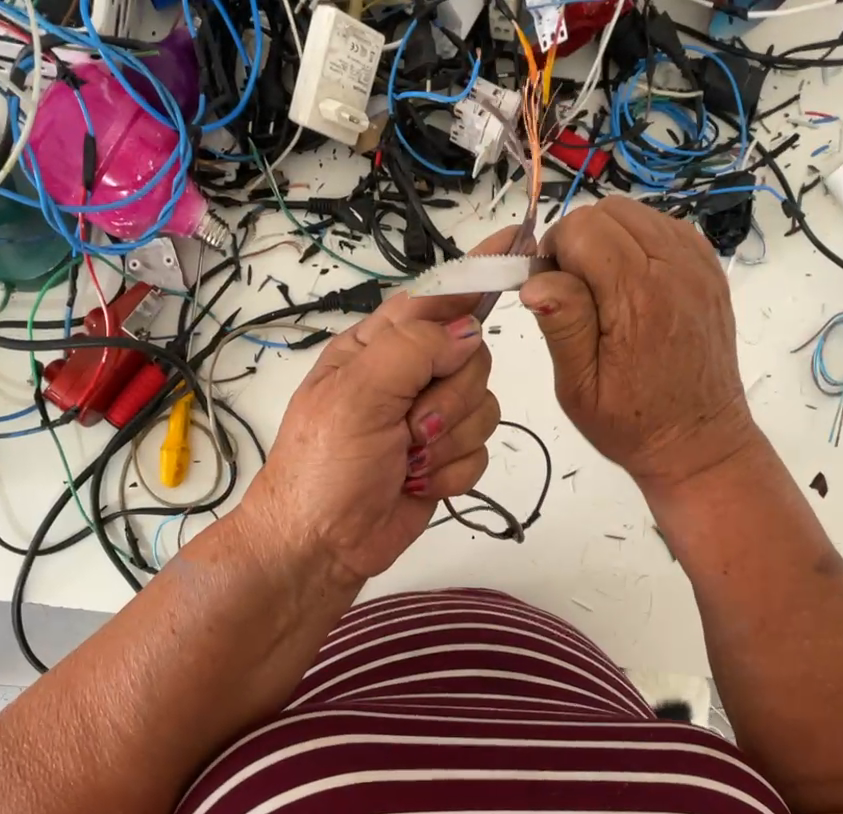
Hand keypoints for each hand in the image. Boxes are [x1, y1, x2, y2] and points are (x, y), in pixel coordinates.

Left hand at [242, 233, 515, 582]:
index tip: (522, 240)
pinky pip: (482, 451)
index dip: (479, 272)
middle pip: (474, 357)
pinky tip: (419, 485)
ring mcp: (431, 417)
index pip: (439, 295)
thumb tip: (466, 331)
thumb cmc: (321, 468)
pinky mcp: (447, 457)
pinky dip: (452, 474)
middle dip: (449, 399)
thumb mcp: (355, 396)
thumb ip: (412, 350)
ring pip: (485, 406)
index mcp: (380, 345)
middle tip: (410, 428)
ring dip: (448, 443)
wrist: (320, 545)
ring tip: (407, 463)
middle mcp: (410, 374)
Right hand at [521, 197, 761, 491]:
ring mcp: (697, 266)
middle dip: (580, 241)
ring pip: (637, 213)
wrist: (698, 440)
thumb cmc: (632, 423)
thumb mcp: (580, 390)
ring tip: (604, 291)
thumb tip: (537, 279)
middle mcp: (673, 270)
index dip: (556, 252)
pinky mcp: (709, 270)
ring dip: (609, 240)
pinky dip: (639, 244)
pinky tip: (632, 286)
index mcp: (636, 299)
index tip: (553, 291)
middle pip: (609, 212)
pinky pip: (664, 227)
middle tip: (576, 293)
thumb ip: (562, 326)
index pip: (582, 228)